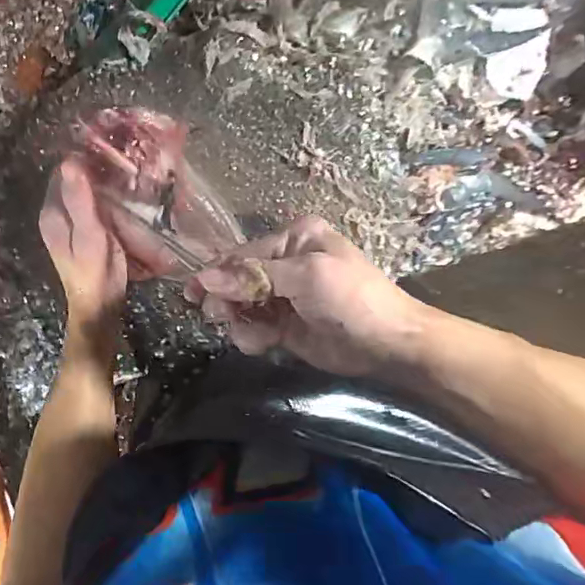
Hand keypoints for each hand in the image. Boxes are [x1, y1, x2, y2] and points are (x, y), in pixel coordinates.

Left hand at [40, 155, 127, 333]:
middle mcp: (57, 216)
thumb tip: (70, 161)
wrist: (100, 308)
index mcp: (52, 214)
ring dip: (103, 182)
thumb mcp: (89, 235)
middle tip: (124, 157)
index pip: (62, 172)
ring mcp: (71, 225)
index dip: (82, 158)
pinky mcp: (85, 233)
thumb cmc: (95, 272)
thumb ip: (80, 200)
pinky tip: (125, 193)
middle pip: (73, 181)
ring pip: (85, 193)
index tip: (109, 148)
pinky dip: (107, 197)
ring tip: (128, 170)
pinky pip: (94, 206)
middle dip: (95, 168)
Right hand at [188, 216, 431, 376]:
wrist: (389, 344)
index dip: (217, 274)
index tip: (194, 294)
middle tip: (222, 317)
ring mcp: (284, 296)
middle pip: (236, 280)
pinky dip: (252, 336)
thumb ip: (254, 276)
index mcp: (294, 240)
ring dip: (240, 322)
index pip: (243, 254)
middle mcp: (285, 263)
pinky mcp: (284, 326)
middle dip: (227, 300)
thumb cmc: (352, 298)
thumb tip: (205, 277)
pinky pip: (253, 328)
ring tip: (256, 335)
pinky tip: (266, 343)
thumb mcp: (306, 276)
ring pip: (240, 306)